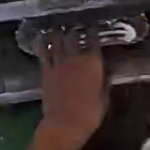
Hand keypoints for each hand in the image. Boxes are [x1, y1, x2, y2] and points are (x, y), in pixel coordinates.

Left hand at [37, 29, 106, 149]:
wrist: (65, 123)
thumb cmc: (89, 114)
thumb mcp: (104, 98)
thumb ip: (105, 82)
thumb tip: (107, 73)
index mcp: (93, 63)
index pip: (93, 39)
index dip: (93, 31)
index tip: (92, 27)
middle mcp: (76, 58)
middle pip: (73, 35)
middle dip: (74, 29)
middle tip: (74, 26)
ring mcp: (59, 63)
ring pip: (57, 39)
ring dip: (58, 31)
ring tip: (58, 26)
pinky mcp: (46, 70)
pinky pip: (43, 52)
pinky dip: (42, 42)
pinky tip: (42, 37)